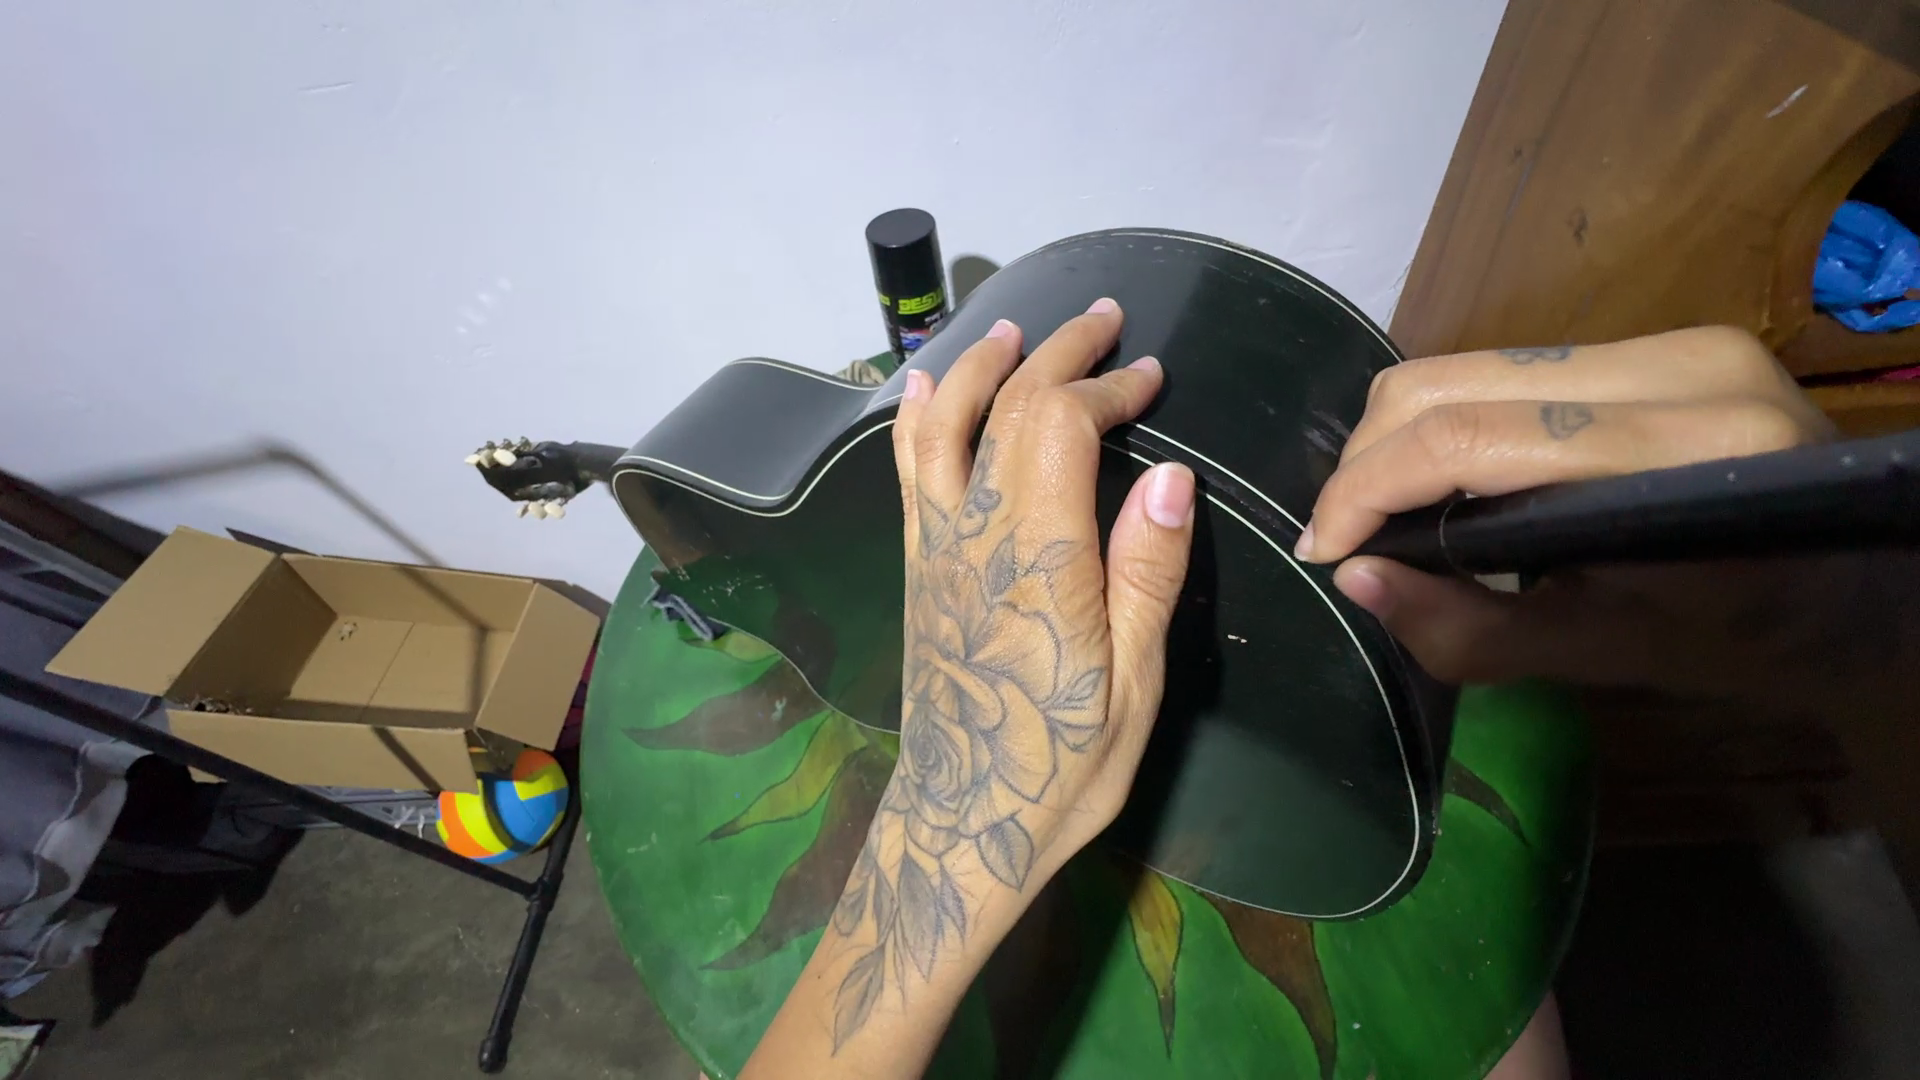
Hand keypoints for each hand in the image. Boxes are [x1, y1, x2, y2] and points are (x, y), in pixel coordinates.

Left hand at [740, 301, 1195, 1078]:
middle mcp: (976, 533)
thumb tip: (1171, 476)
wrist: (961, 818)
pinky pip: (907, 474)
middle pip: (1006, 409)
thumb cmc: (1061, 763)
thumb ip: (1145, 574)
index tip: (1150, 378)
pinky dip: (915, 420)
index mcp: (1040, 556)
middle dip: (1055, 354)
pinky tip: (920, 389)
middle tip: (1101, 320)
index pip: (1061, 427)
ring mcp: (935, 546)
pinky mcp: (917, 565)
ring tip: (1009, 329)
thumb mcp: (1132, 683)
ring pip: (943, 427)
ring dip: (977, 367)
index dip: (1107, 387)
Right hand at [1296, 327, 1874, 700]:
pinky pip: (1482, 371)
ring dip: (1385, 443)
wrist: (1869, 585)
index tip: (1322, 550)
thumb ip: (1465, 630)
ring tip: (1379, 509)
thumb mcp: (1595, 658)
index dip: (1365, 490)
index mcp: (1683, 455)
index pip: (1465, 440)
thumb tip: (1352, 579)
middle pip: (1437, 388)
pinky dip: (1428, 427)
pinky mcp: (1642, 342)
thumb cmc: (1735, 641)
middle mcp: (1675, 367)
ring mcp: (1662, 342)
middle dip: (1360, 467)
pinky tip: (1435, 478)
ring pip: (1446, 369)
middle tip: (1344, 536)